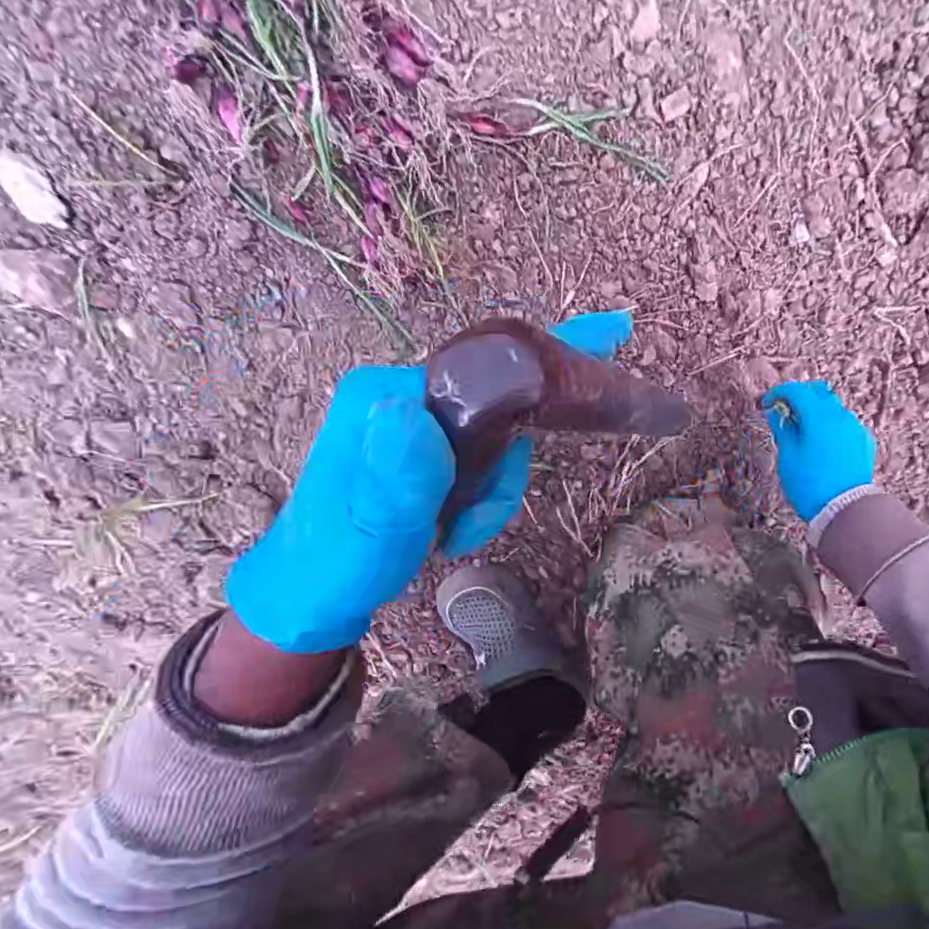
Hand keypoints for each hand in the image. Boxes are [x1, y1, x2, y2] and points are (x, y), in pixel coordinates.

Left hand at [226, 311, 635, 652]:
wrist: (314, 595)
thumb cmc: (341, 561)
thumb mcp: (373, 527)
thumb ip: (396, 475)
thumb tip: (413, 410)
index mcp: (389, 398)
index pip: (484, 368)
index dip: (547, 364)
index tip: (614, 333)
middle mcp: (404, 397)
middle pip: (499, 407)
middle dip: (503, 471)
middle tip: (477, 521)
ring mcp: (415, 423)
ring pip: (497, 441)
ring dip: (492, 493)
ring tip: (457, 534)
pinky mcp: (425, 450)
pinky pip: (482, 459)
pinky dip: (482, 496)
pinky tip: (456, 527)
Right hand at [760, 379, 876, 520]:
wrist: (846, 510)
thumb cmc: (811, 486)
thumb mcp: (789, 458)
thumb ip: (784, 430)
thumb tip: (777, 414)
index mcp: (820, 417)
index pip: (797, 391)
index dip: (779, 393)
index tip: (768, 403)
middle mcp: (841, 417)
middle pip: (819, 393)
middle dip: (800, 397)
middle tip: (785, 412)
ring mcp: (855, 428)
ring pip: (833, 409)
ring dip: (816, 412)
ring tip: (802, 433)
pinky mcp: (864, 442)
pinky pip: (845, 425)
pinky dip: (830, 426)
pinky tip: (821, 445)